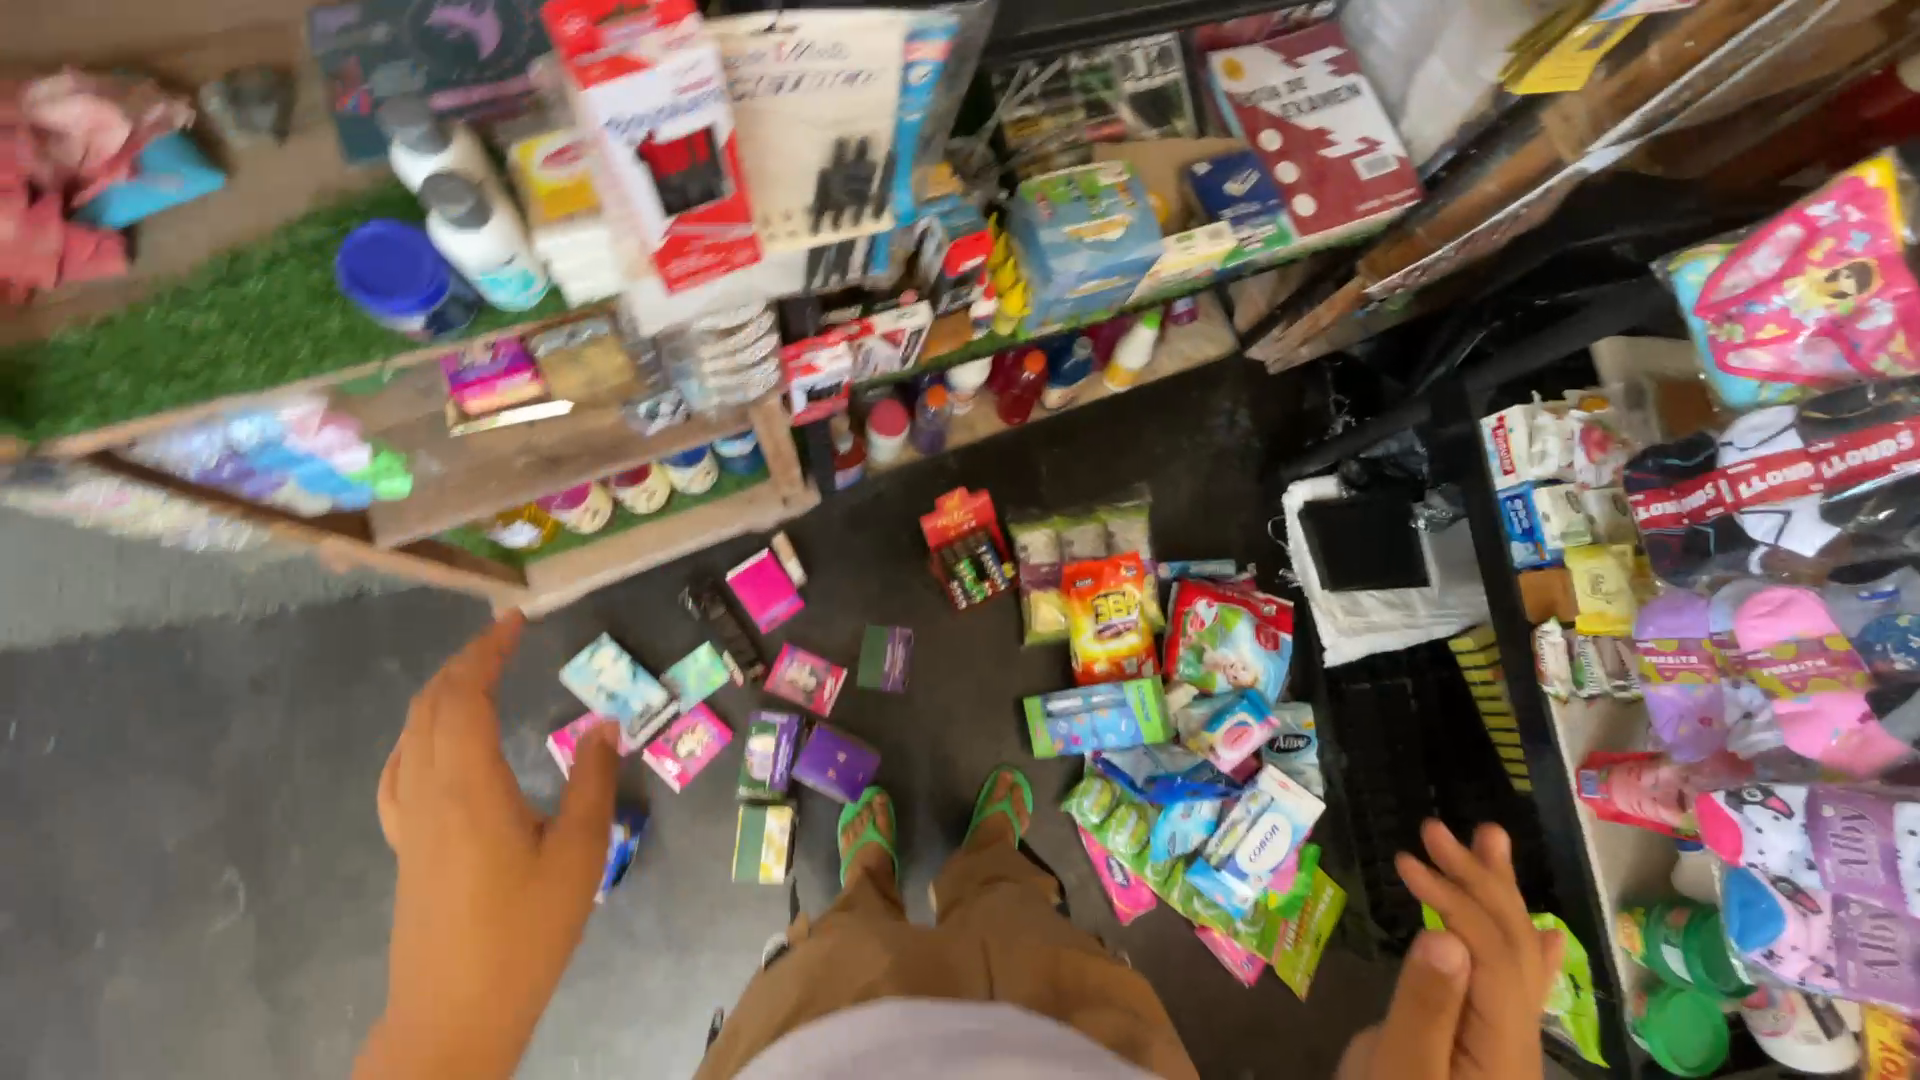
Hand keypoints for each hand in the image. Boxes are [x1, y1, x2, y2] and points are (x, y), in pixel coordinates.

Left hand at [354, 614, 619, 1079]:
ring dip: (440, 692)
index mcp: (470, 786)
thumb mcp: (580, 852)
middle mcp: (429, 791)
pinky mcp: (408, 844)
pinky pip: (401, 768)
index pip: (467, 697)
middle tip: (504, 636)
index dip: (488, 652)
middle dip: (464, 662)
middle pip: (431, 707)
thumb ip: (594, 780)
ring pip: (411, 734)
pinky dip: (420, 733)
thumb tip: (606, 723)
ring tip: (476, 674)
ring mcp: (410, 820)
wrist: (456, 1010)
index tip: (515, 621)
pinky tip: (436, 743)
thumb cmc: (526, 929)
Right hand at [1337, 820, 1561, 1079]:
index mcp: (1500, 1041)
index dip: (1454, 897)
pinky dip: (1521, 946)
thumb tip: (1445, 934)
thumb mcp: (1402, 1069)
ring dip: (1496, 894)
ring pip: (1514, 956)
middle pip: (1511, 945)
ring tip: (1487, 842)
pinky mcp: (1480, 1039)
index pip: (1491, 950)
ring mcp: (1502, 1039)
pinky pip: (1512, 982)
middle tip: (1437, 830)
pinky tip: (1538, 929)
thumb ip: (1426, 1006)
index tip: (1405, 862)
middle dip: (1477, 880)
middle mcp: (1515, 1035)